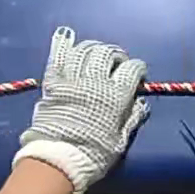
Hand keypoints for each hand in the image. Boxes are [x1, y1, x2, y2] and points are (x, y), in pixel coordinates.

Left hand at [11, 27, 148, 193]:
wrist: (58, 158)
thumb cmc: (93, 153)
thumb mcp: (120, 139)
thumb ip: (131, 118)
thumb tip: (141, 103)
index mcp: (116, 96)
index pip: (132, 69)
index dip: (137, 69)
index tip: (137, 73)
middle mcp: (95, 82)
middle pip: (107, 54)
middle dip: (115, 54)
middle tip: (116, 62)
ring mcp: (72, 79)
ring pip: (84, 51)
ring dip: (93, 48)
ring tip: (96, 53)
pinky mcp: (53, 82)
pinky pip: (58, 56)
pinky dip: (62, 43)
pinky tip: (66, 35)